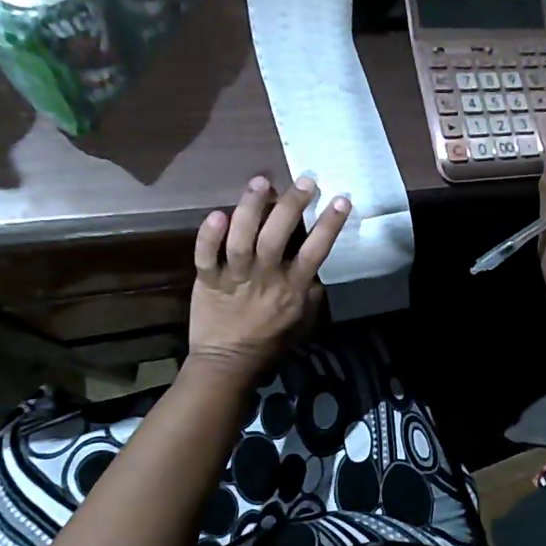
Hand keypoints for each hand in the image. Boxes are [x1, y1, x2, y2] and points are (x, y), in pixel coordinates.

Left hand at [189, 175, 350, 379]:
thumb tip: (318, 269)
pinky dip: (208, 236)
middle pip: (278, 236)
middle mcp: (265, 277)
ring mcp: (235, 278)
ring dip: (251, 208)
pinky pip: (206, 256)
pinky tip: (216, 214)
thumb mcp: (304, 322)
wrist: (227, 364)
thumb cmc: (270, 343)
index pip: (315, 251)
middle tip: (305, 180)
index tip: (340, 199)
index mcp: (292, 288)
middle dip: (292, 205)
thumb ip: (311, 293)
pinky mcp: (208, 281)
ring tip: (262, 182)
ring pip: (241, 238)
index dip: (329, 224)